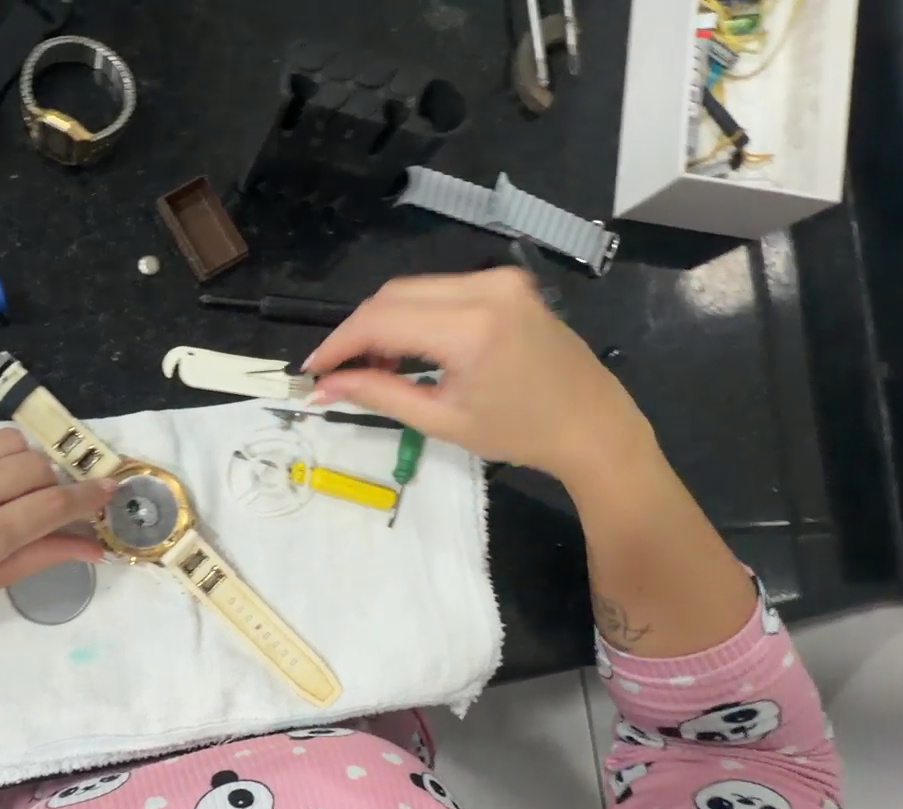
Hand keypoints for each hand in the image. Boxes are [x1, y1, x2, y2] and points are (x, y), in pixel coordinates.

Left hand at [0, 423, 114, 638]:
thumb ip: (41, 557)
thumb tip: (96, 546)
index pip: (52, 504)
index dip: (88, 495)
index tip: (109, 488)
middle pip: (37, 465)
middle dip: (50, 482)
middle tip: (39, 501)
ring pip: (8, 440)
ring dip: (18, 461)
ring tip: (0, 486)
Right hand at [304, 270, 655, 484]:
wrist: (591, 423)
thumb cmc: (519, 433)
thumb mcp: (441, 420)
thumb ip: (378, 395)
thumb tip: (324, 388)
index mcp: (471, 328)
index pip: (380, 320)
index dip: (337, 344)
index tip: (311, 370)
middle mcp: (485, 289)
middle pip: (391, 296)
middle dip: (356, 333)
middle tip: (338, 373)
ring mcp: (499, 280)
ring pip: (411, 290)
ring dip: (381, 323)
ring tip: (375, 367)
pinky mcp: (505, 283)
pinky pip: (438, 290)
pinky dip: (410, 316)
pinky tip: (407, 349)